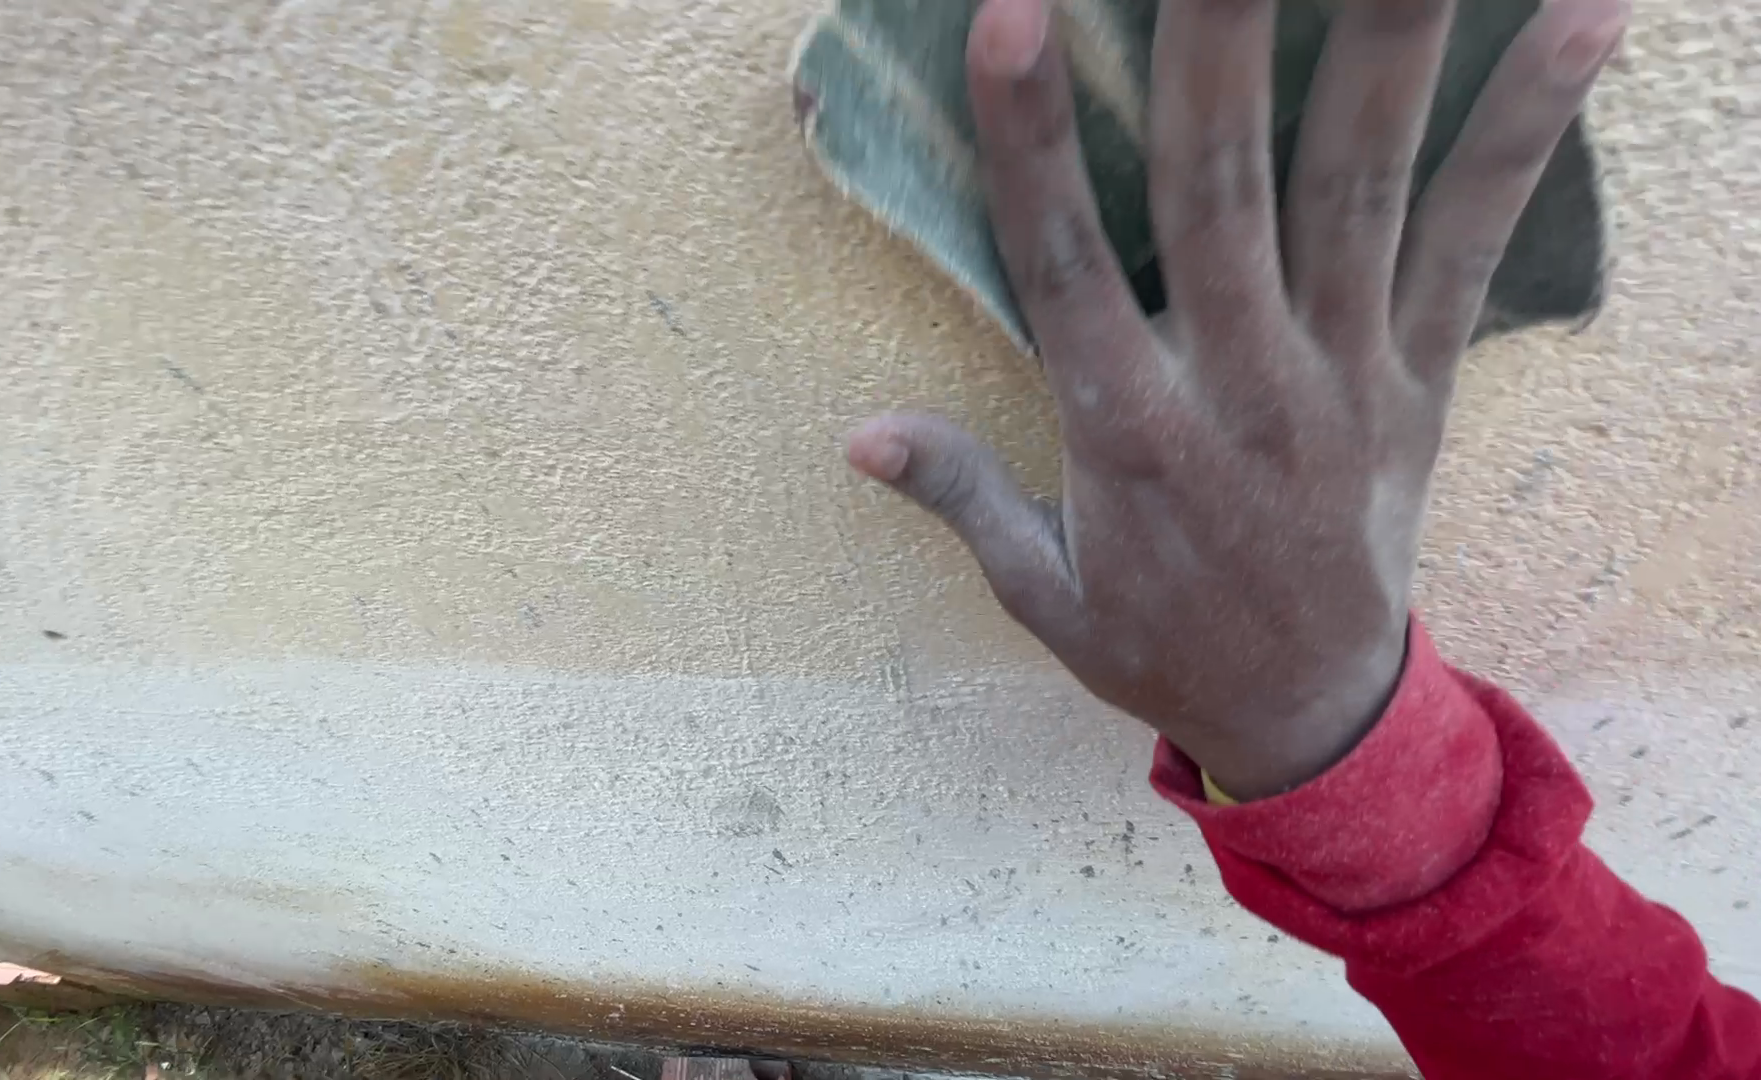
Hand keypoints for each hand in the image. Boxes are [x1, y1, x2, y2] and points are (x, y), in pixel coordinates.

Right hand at [847, 0, 1625, 799]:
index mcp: (1124, 436)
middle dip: (1213, 42)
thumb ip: (959, 495)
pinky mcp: (1414, 387)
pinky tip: (1582, 16)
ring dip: (1383, 43)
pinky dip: (1524, 137)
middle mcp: (1234, 387)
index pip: (1063, 266)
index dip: (1033, 145)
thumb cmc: (1151, 647)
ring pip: (1358, 191)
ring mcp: (1338, 379)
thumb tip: (858, 436)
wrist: (1306, 712)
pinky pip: (1471, 250)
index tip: (1011, 22)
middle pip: (1218, 194)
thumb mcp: (1036, 591)